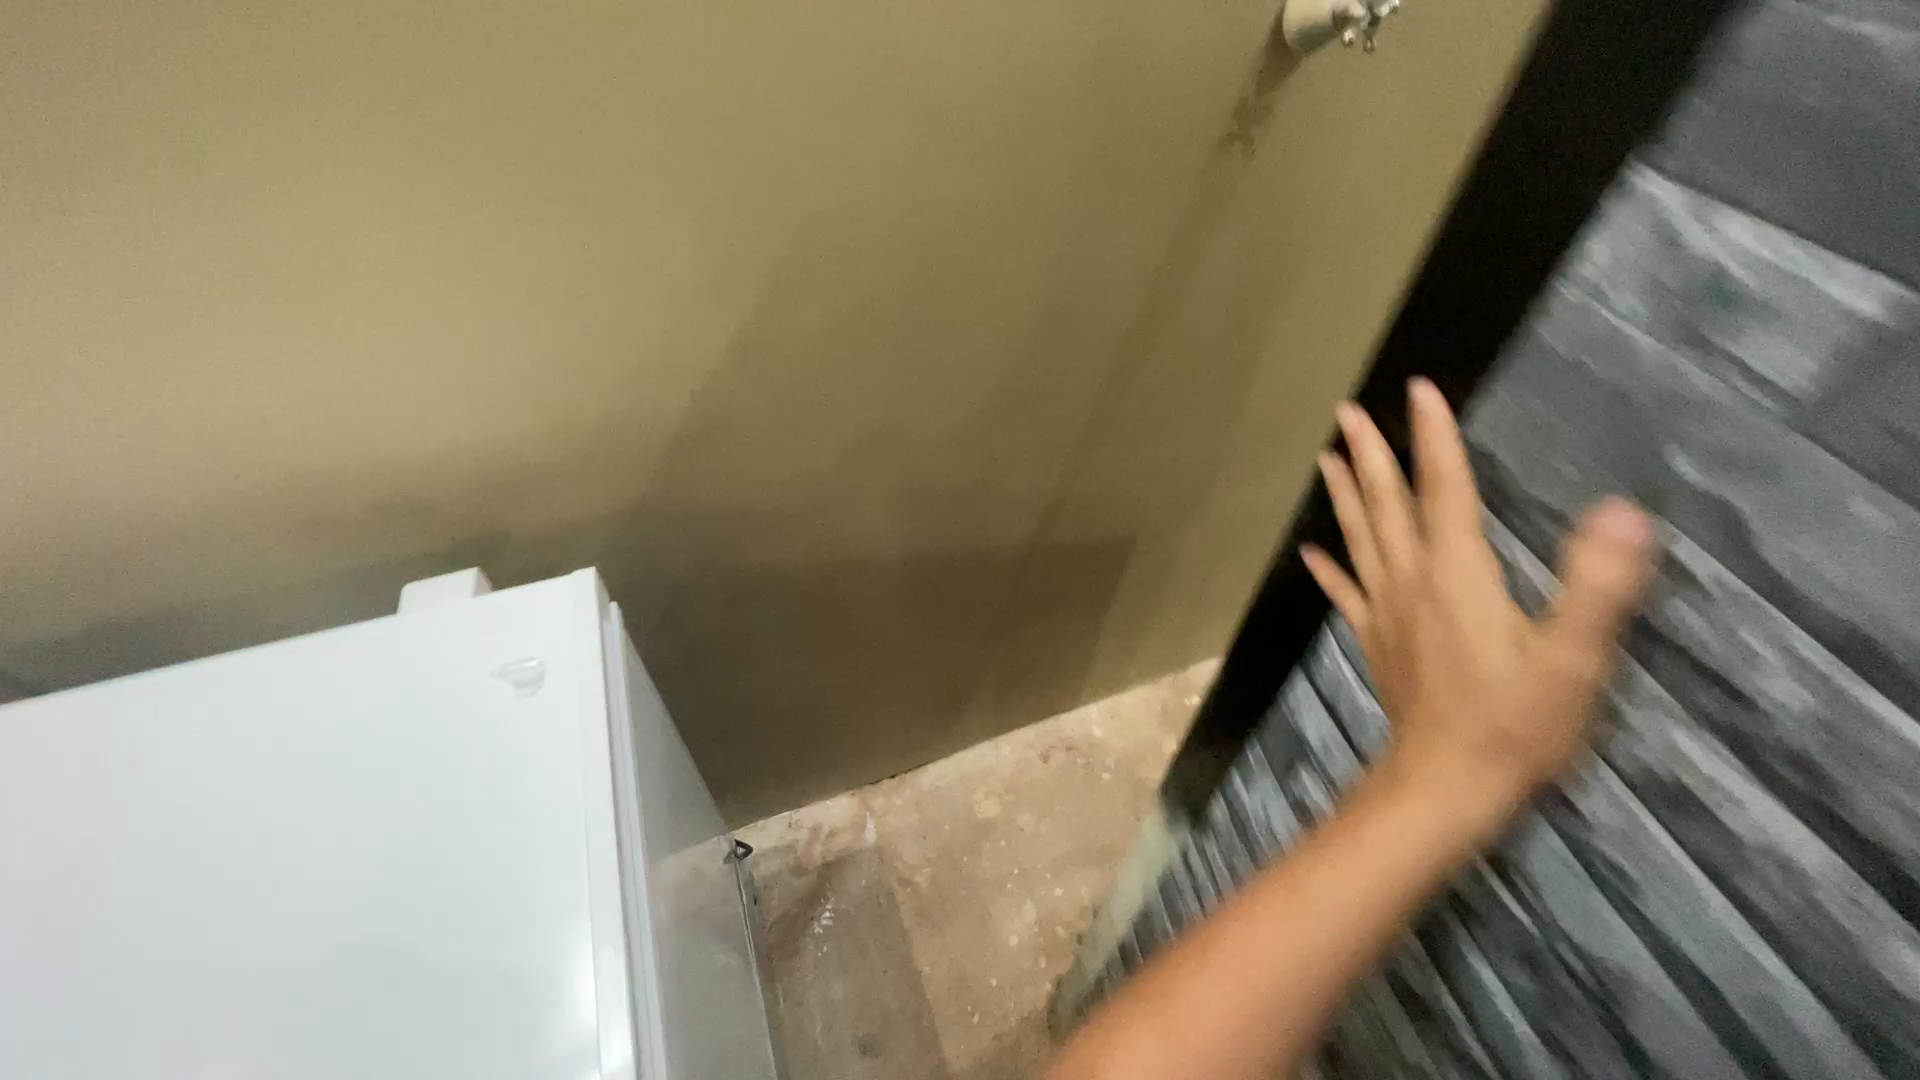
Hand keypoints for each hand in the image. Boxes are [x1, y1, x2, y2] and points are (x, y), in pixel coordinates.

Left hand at [1301, 379, 1655, 823]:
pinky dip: (1327, 568)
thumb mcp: (1574, 657)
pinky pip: (1344, 593)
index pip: (1443, 488)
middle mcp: (1409, 580)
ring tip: (1325, 458)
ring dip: (1344, 495)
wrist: (1447, 780)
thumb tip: (1622, 510)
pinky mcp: (1374, 640)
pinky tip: (1309, 551)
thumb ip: (1597, 584)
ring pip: (1358, 537)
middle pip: (1385, 503)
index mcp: (1455, 572)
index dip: (1433, 436)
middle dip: (1368, 454)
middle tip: (1344, 412)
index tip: (1418, 389)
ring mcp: (1384, 610)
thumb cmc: (1514, 721)